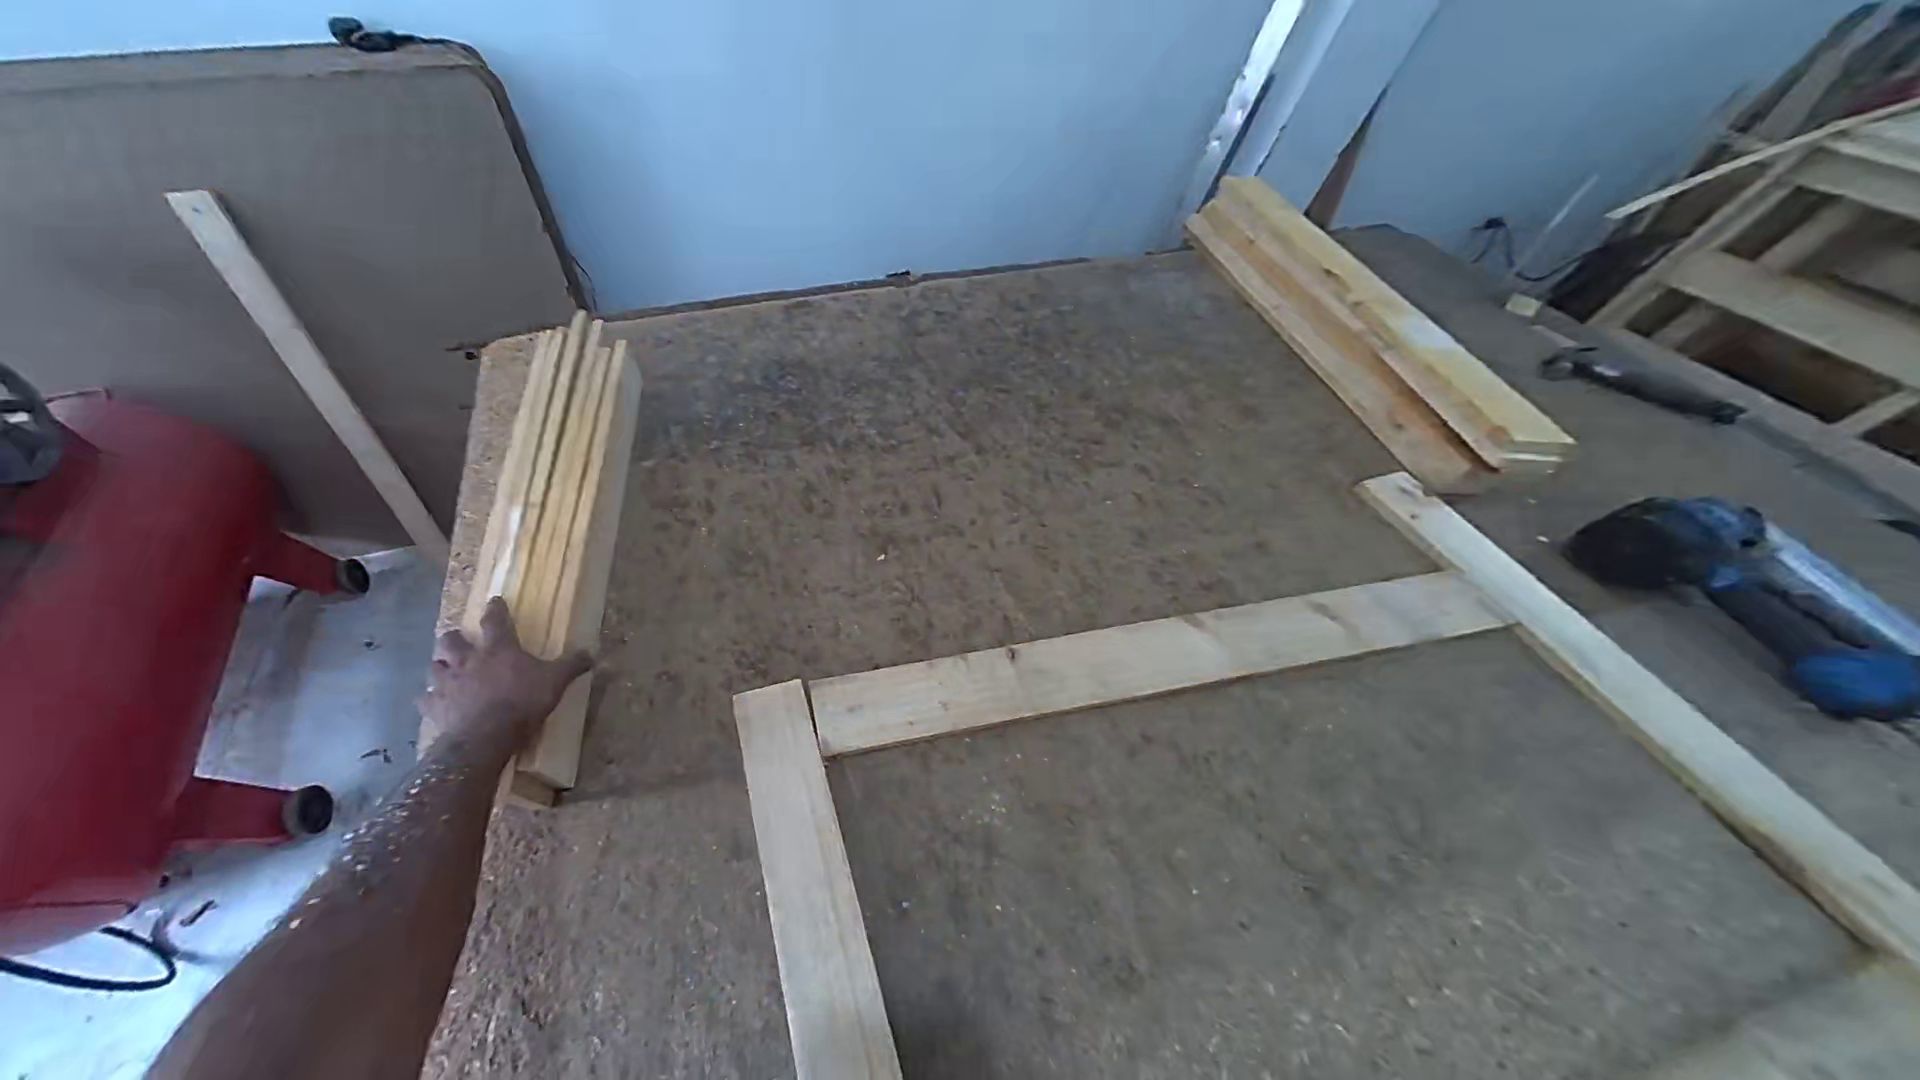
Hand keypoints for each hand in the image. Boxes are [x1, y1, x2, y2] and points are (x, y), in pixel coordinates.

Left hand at [420, 597, 592, 749]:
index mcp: (499, 650)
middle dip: (453, 638)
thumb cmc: (524, 700)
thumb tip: (592, 652)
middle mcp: (468, 660)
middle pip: (451, 641)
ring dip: (438, 666)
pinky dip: (427, 698)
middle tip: (457, 639)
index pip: (496, 622)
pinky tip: (431, 701)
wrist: (487, 734)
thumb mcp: (556, 681)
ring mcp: (447, 683)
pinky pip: (424, 700)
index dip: (495, 609)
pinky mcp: (434, 706)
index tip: (493, 600)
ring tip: (443, 668)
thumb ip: (572, 665)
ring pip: (433, 667)